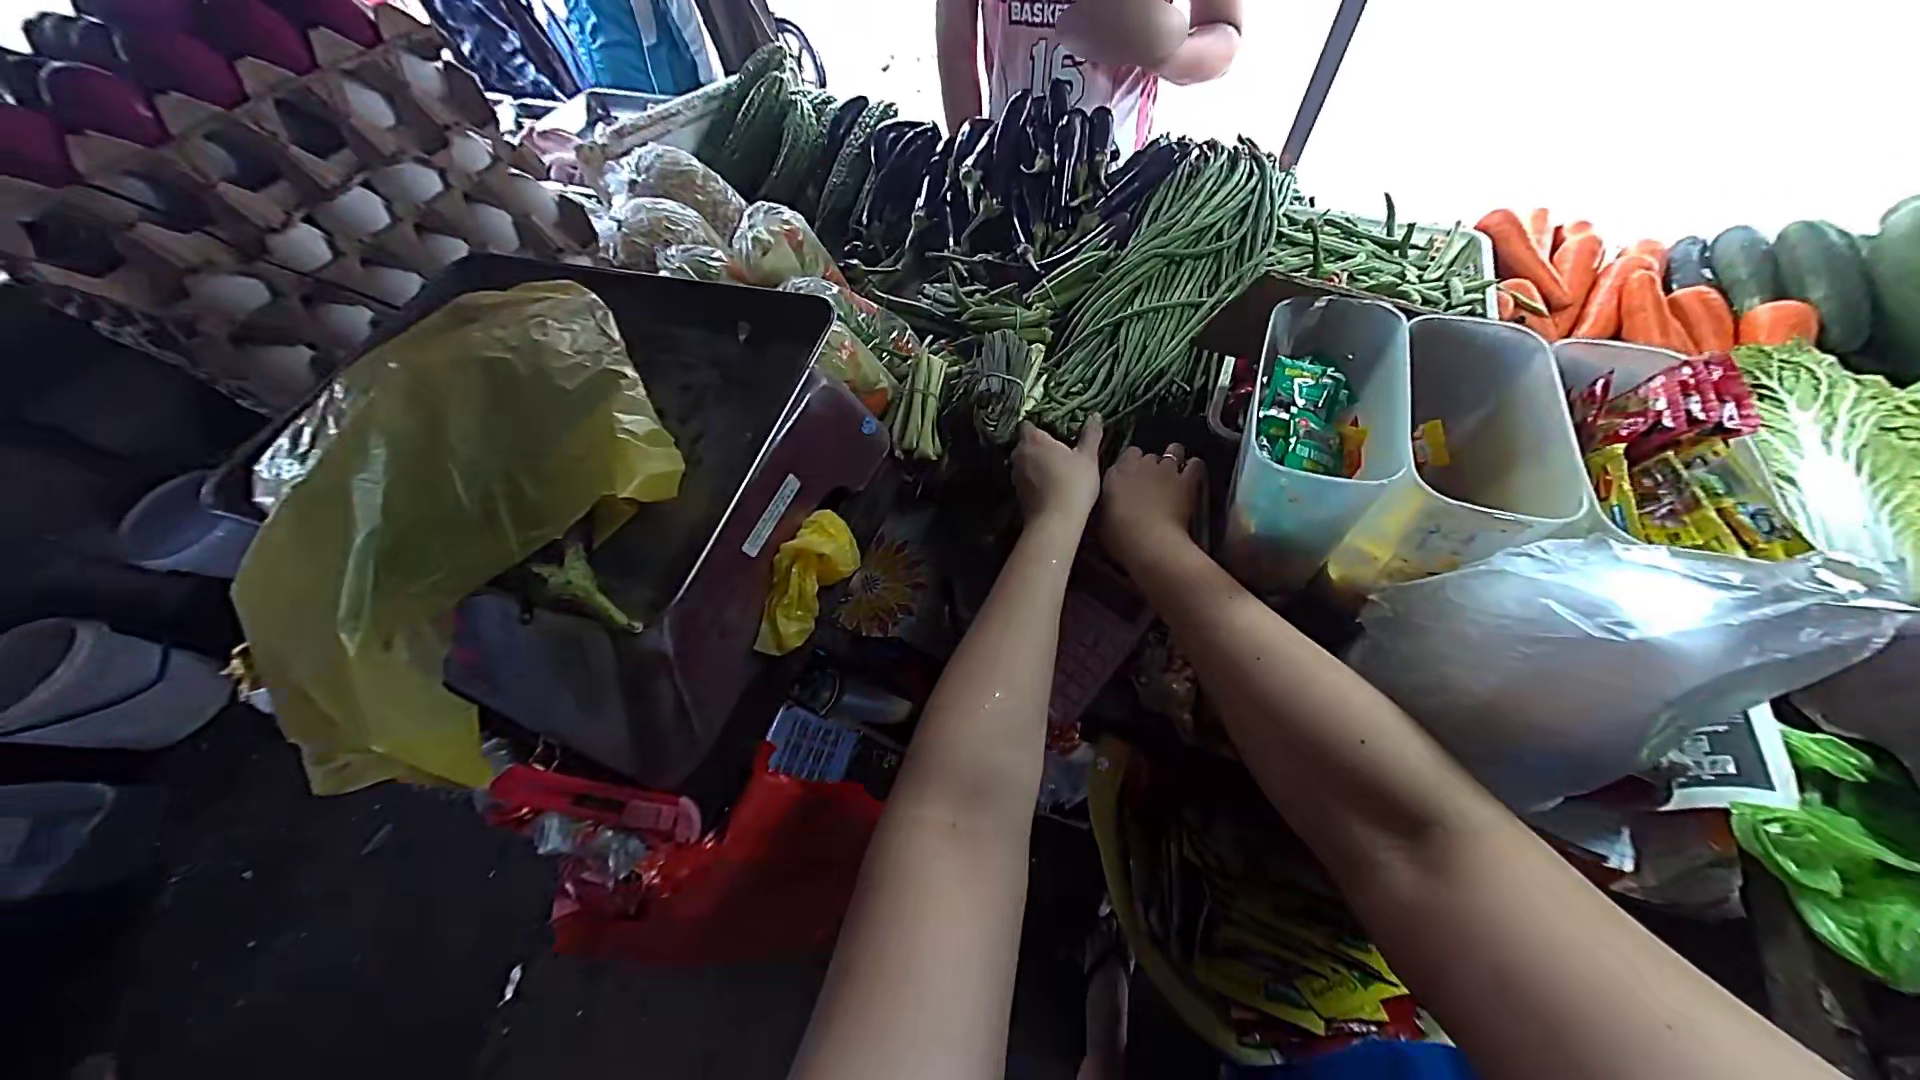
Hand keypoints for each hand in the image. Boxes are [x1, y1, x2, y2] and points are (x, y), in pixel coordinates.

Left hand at [1012, 416, 1103, 524]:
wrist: (1055, 522)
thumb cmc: (1073, 484)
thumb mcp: (1088, 458)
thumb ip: (1090, 434)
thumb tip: (1095, 415)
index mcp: (1033, 440)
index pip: (1028, 424)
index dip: (1040, 425)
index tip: (1055, 430)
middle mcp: (1019, 454)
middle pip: (1025, 443)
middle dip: (1038, 445)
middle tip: (1058, 449)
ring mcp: (1015, 475)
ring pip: (1024, 462)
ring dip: (1035, 462)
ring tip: (1054, 467)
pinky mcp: (1017, 493)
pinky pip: (1025, 478)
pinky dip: (1034, 478)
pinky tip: (1048, 484)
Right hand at [1099, 442, 1203, 571]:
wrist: (1150, 544)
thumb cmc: (1121, 538)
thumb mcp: (1102, 521)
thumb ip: (1108, 504)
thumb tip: (1112, 503)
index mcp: (1115, 475)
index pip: (1124, 458)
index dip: (1130, 467)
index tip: (1131, 480)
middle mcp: (1139, 466)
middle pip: (1147, 456)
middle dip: (1150, 466)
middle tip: (1151, 483)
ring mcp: (1165, 471)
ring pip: (1173, 451)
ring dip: (1173, 460)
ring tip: (1173, 474)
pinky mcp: (1186, 481)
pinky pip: (1195, 464)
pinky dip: (1194, 468)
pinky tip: (1191, 476)